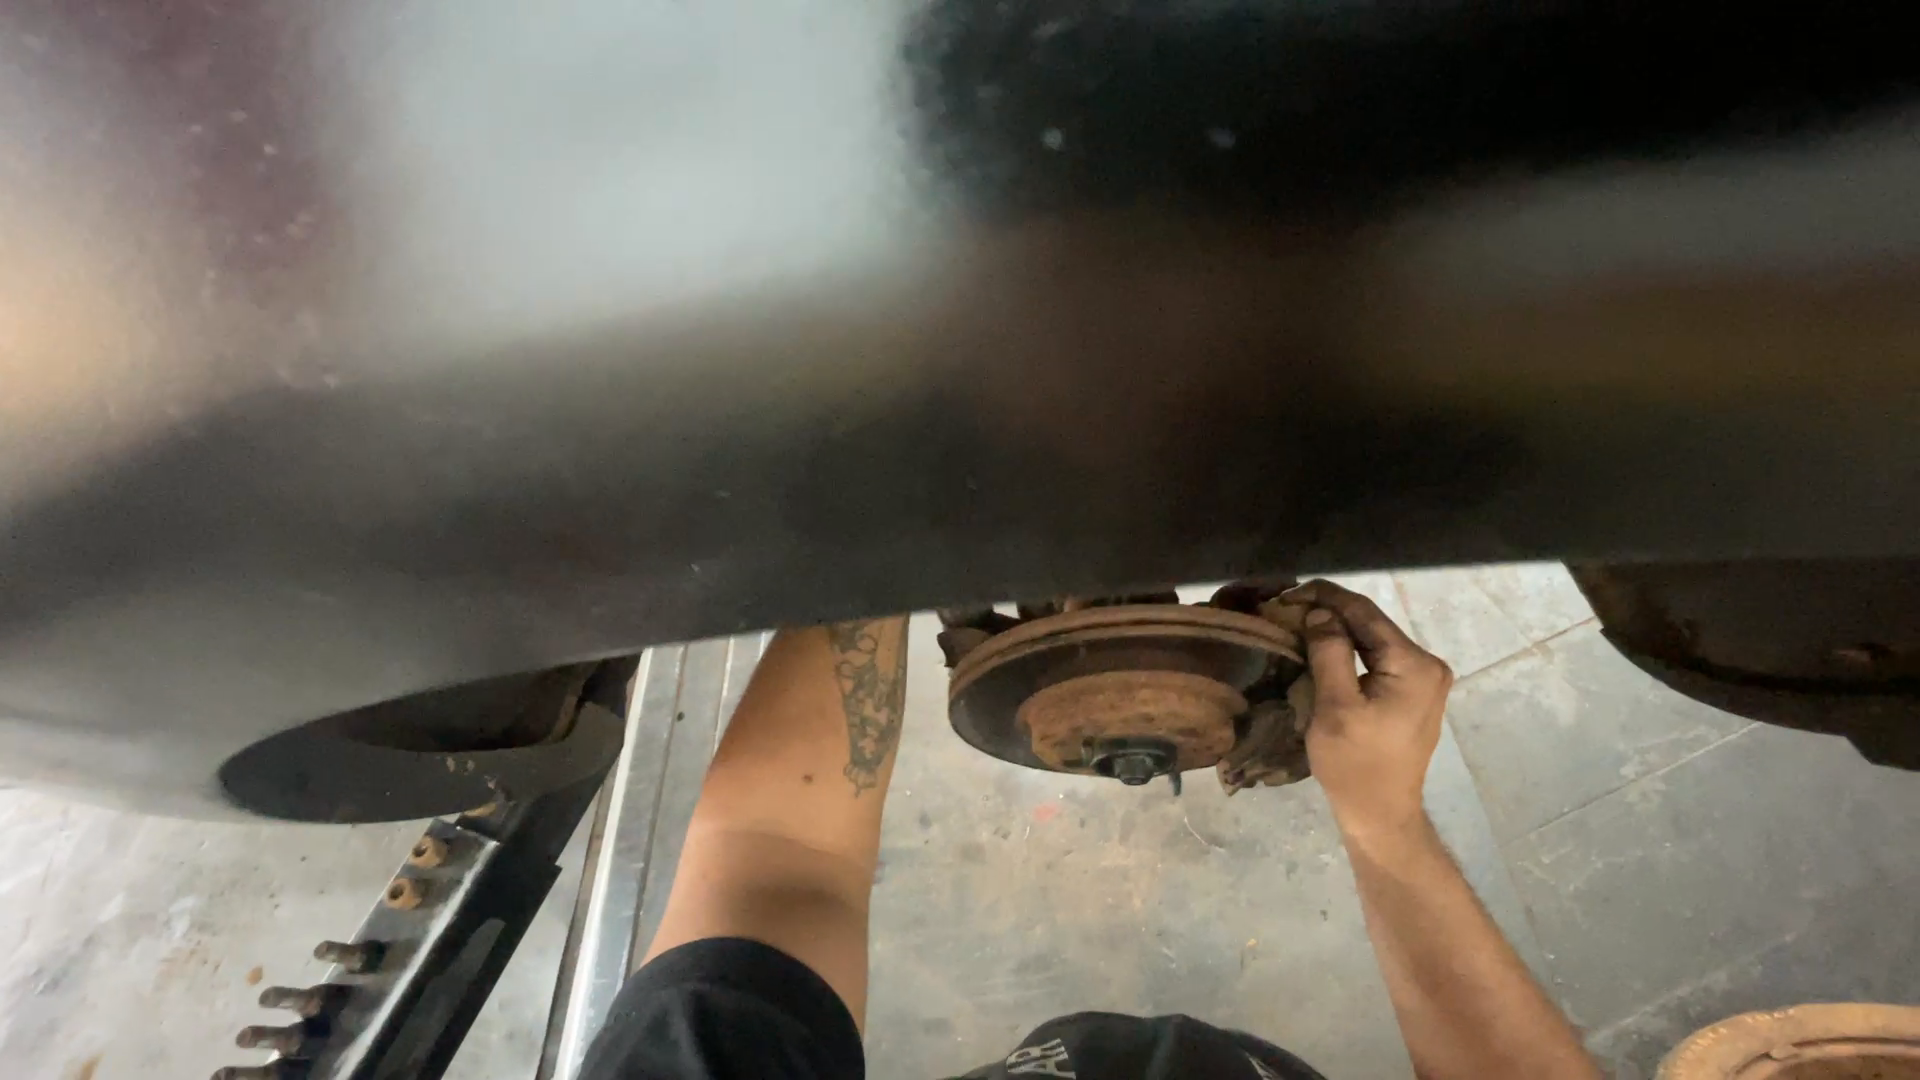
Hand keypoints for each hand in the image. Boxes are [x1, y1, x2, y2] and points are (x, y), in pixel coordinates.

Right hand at [1283, 580, 1452, 841]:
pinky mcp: (1410, 689)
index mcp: (1414, 665)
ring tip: (1294, 621)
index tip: (1284, 595)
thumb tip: (1317, 612)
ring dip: (1333, 627)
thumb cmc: (1354, 763)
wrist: (1379, 811)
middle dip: (1326, 610)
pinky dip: (1345, 646)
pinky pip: (1374, 655)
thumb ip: (1329, 653)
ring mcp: (1422, 677)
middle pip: (1369, 622)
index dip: (1323, 597)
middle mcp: (1427, 663)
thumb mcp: (1335, 706)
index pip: (1364, 612)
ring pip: (1370, 637)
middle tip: (1282, 608)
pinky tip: (1318, 644)